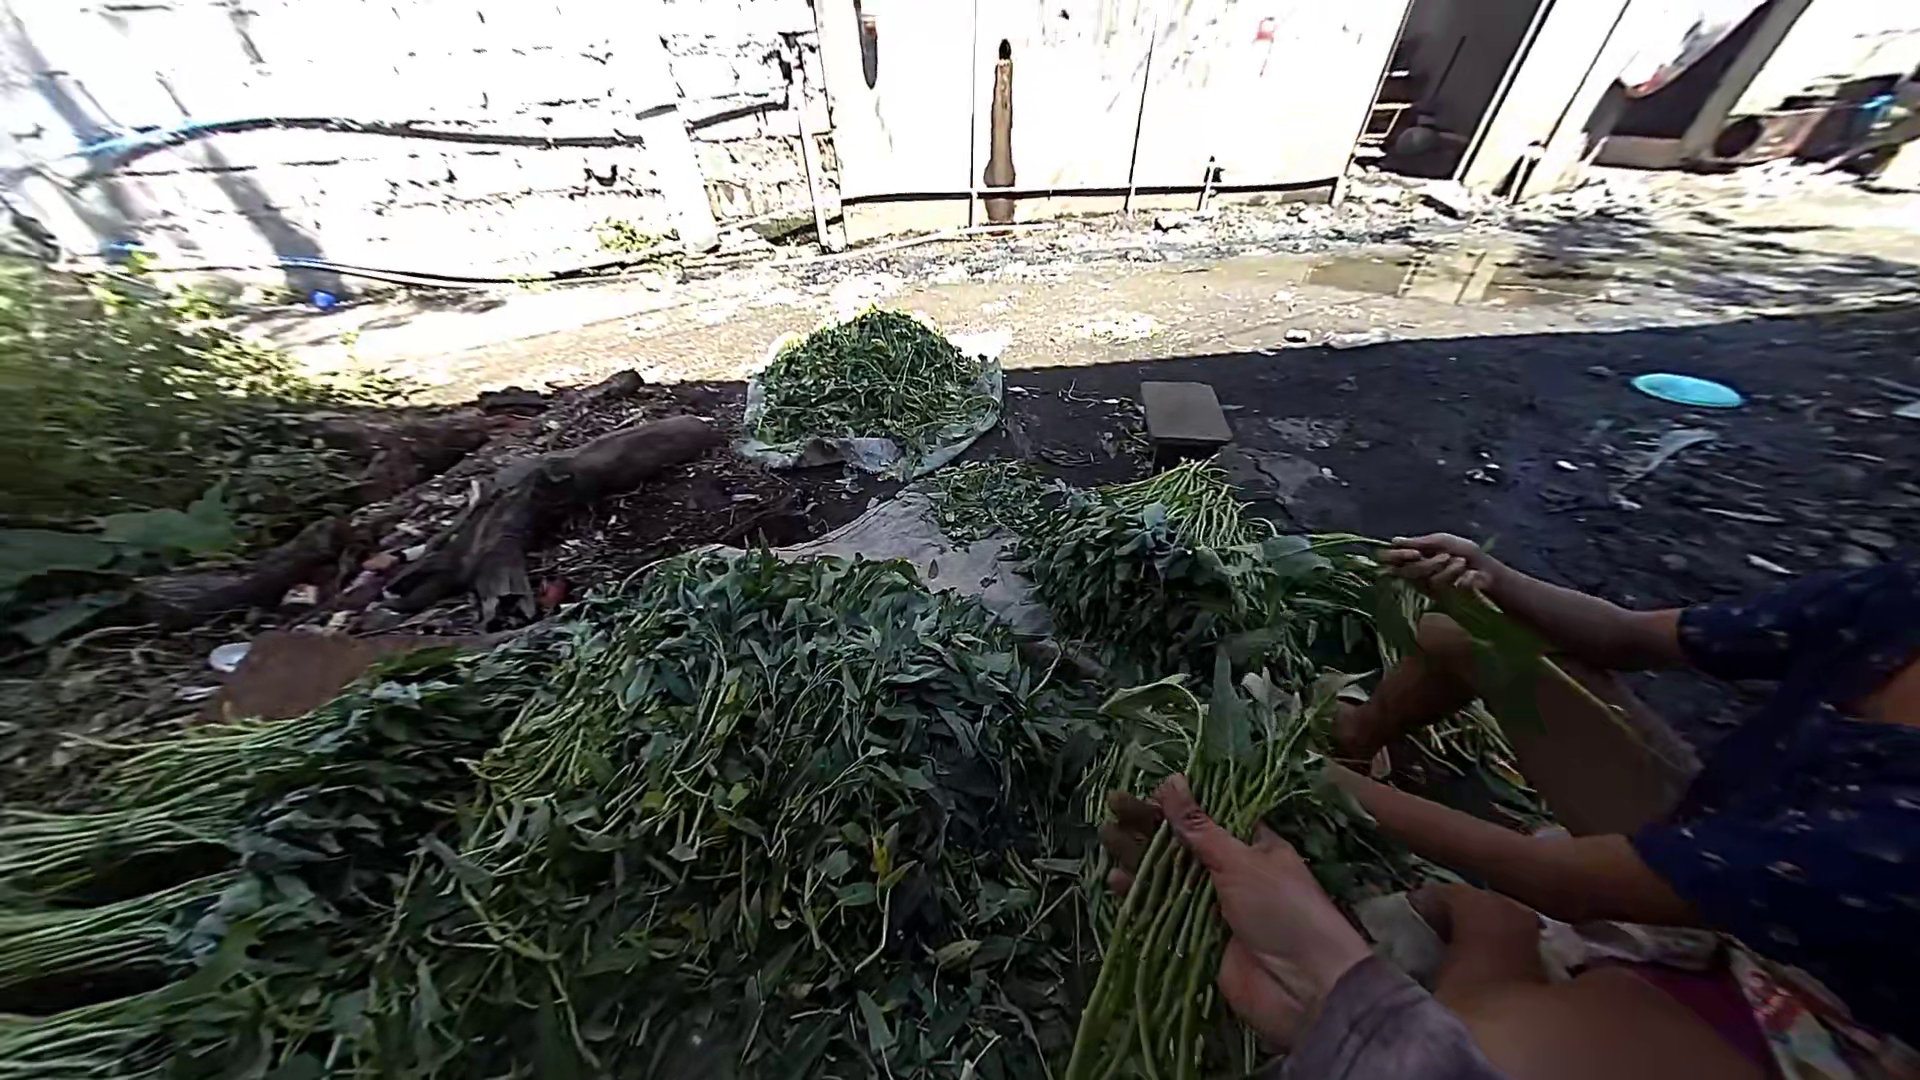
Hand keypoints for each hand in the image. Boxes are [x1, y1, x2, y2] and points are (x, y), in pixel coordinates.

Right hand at [1101, 776, 1373, 1048]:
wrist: (1309, 996)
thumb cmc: (1284, 912)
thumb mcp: (1241, 860)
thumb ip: (1199, 826)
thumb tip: (1171, 779)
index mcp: (1247, 843)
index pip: (1204, 813)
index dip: (1174, 801)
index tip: (1145, 790)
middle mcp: (1226, 868)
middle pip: (1178, 839)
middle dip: (1146, 822)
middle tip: (1114, 804)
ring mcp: (1209, 902)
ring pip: (1164, 871)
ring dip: (1136, 854)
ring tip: (1106, 835)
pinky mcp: (1195, 935)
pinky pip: (1160, 908)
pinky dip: (1138, 894)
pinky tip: (1116, 880)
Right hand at [1380, 533, 1502, 593]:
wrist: (1491, 571)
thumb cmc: (1465, 554)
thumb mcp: (1444, 541)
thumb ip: (1420, 542)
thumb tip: (1394, 541)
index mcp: (1411, 557)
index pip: (1387, 558)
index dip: (1396, 556)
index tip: (1414, 553)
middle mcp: (1413, 573)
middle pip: (1404, 571)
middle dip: (1428, 564)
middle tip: (1446, 557)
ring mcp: (1426, 587)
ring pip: (1426, 581)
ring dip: (1450, 571)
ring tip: (1463, 564)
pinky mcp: (1441, 598)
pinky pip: (1447, 591)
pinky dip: (1462, 580)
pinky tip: (1471, 576)